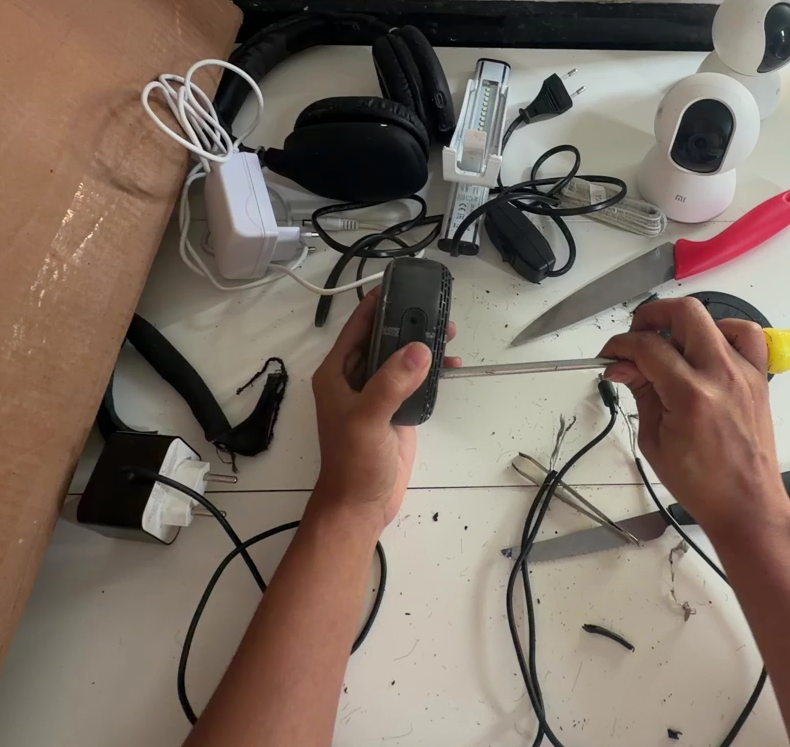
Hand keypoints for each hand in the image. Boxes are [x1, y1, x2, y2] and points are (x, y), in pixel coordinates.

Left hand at [307, 287, 456, 529]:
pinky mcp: (397, 410)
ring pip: (402, 357)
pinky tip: (451, 364)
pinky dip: (432, 370)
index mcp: (338, 374)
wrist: (361, 506)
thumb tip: (420, 348)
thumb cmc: (354, 462)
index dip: (374, 304)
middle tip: (435, 306)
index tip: (398, 283)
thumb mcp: (367, 419)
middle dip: (408, 321)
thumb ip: (391, 383)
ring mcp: (378, 394)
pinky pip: (416, 380)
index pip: (357, 328)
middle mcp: (356, 379)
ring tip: (450, 330)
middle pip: (383, 338)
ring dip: (423, 344)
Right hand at [598, 298, 788, 540]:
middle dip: (651, 316)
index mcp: (690, 396)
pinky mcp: (758, 377)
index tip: (611, 357)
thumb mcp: (653, 440)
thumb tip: (622, 365)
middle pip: (684, 313)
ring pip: (714, 318)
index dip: (620, 346)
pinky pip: (746, 336)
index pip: (647, 346)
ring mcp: (744, 373)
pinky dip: (724, 332)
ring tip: (671, 344)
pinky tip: (707, 349)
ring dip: (685, 323)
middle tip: (637, 337)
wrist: (746, 504)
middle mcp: (720, 376)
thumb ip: (640, 392)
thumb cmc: (700, 483)